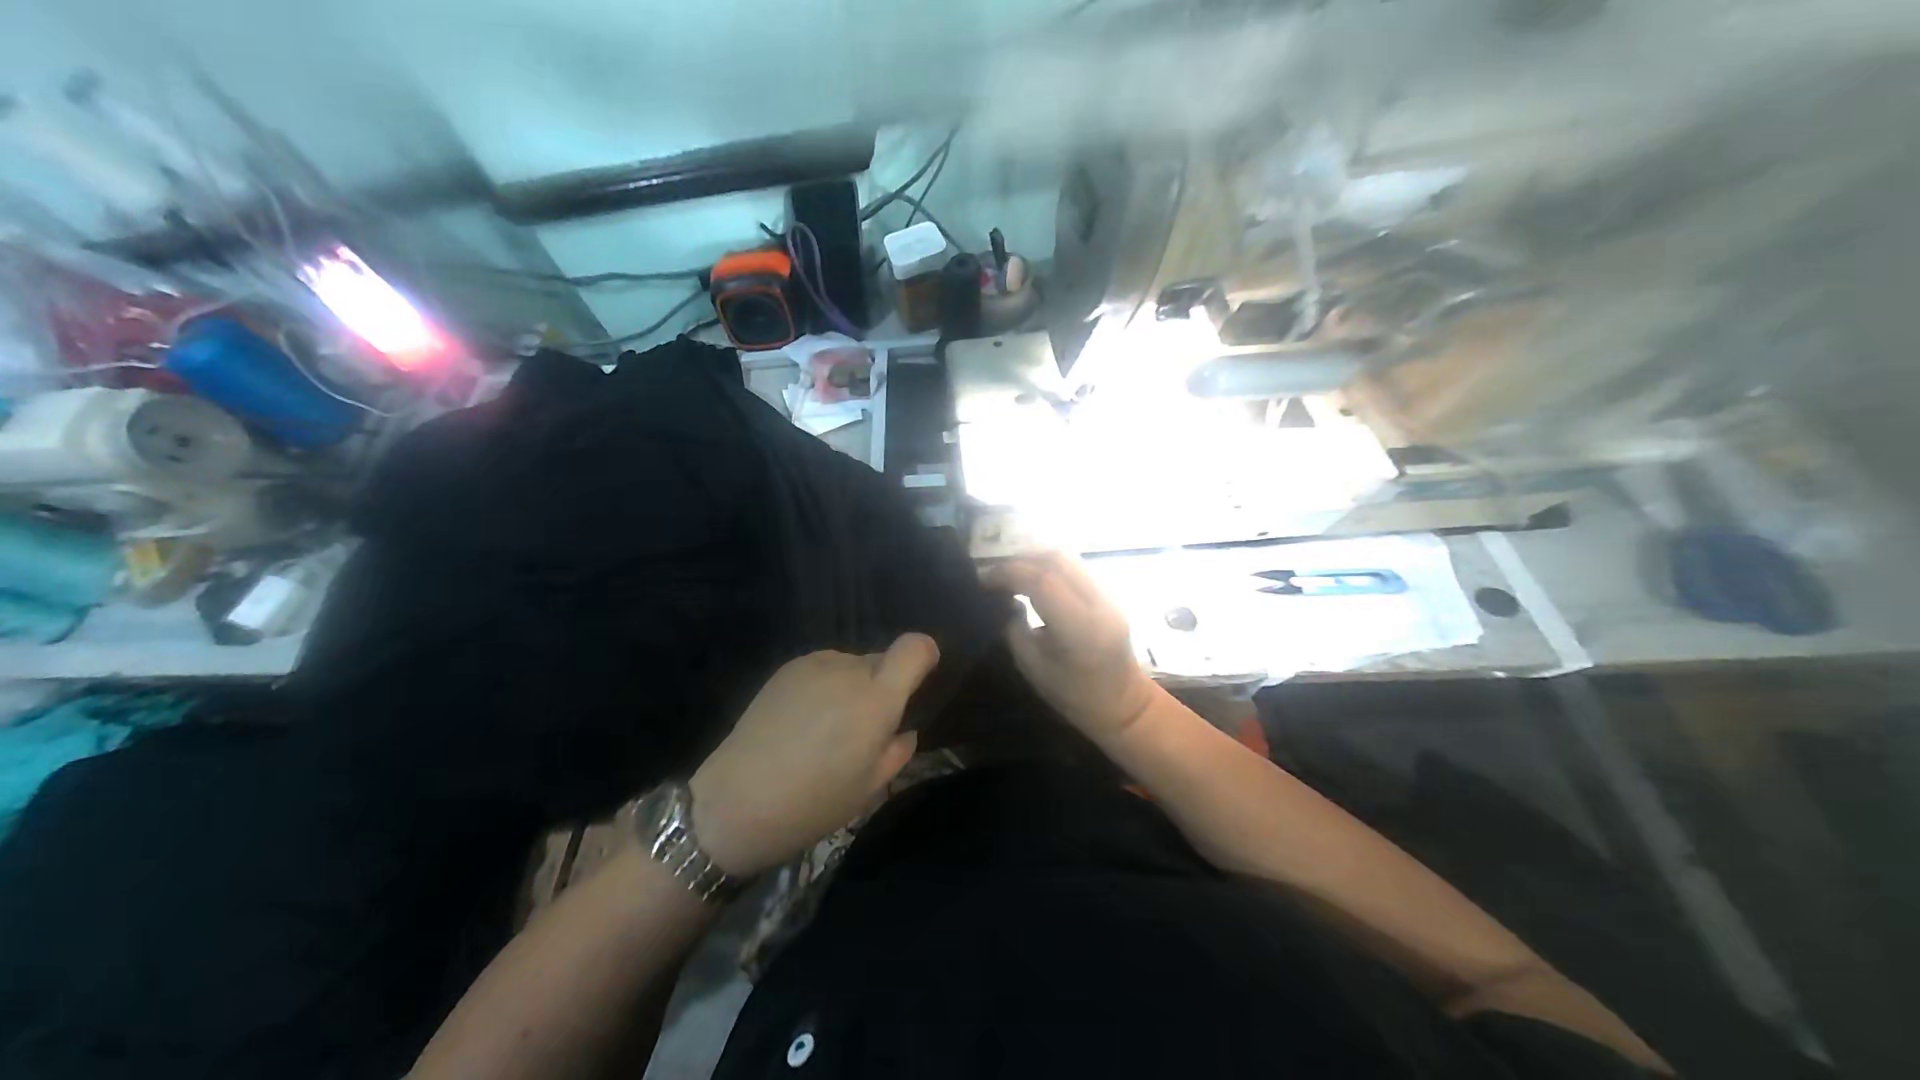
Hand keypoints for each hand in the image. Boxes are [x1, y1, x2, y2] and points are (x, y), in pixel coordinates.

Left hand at [687, 634, 938, 878]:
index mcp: (877, 698)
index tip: (918, 683)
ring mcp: (814, 664)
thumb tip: (902, 730)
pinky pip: (822, 670)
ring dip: (851, 688)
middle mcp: (849, 669)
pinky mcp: (785, 669)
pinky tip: (801, 723)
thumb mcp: (870, 788)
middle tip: (863, 731)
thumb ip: (898, 750)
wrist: (736, 801)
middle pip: (882, 662)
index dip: (925, 657)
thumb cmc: (814, 802)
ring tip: (825, 730)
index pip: (916, 647)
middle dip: (882, 688)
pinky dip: (824, 688)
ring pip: (851, 667)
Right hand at [983, 552, 1160, 739]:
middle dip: (1019, 560)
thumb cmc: (1074, 696)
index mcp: (1081, 627)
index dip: (1008, 573)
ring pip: (1067, 557)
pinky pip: (1075, 567)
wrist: (1123, 704)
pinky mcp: (1108, 594)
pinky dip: (1048, 566)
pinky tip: (1031, 579)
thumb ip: (1015, 629)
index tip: (983, 582)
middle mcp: (1099, 603)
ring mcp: (1108, 595)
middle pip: (1056, 559)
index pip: (1042, 580)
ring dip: (1034, 559)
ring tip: (1010, 574)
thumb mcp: (1033, 667)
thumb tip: (1003, 600)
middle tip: (995, 575)